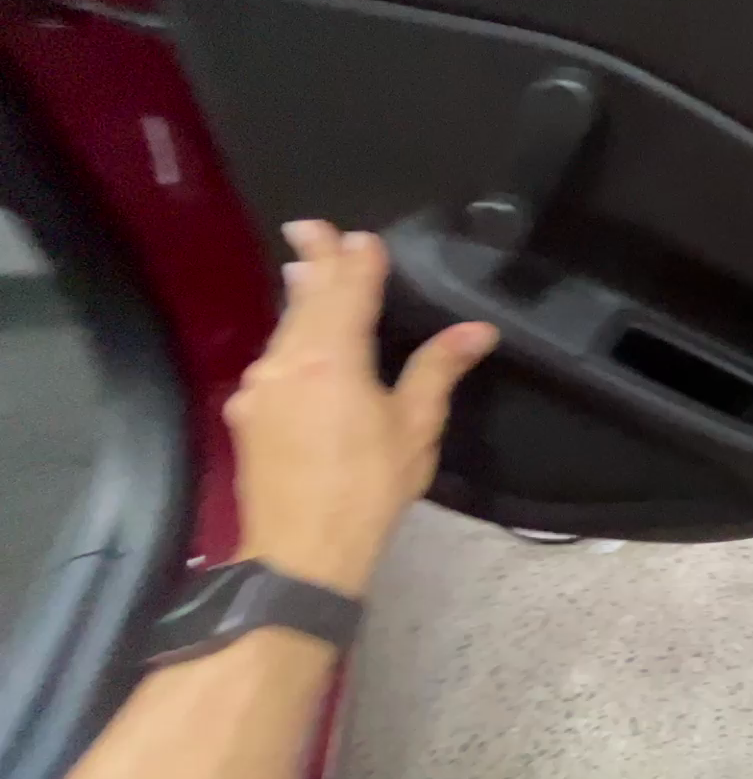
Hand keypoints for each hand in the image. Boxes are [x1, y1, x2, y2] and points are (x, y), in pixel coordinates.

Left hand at [223, 221, 496, 595]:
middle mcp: (285, 367)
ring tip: (302, 268)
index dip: (358, 266)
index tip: (363, 236)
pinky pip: (273, 358)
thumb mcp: (416, 426)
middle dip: (313, 264)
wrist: (302, 551)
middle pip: (305, 305)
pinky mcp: (249, 417)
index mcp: (330, 364)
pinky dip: (288, 332)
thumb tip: (476, 329)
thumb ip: (438, 370)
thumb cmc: (370, 485)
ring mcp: (260, 392)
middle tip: (310, 227)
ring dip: (299, 296)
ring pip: (284, 331)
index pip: (346, 299)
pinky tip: (292, 334)